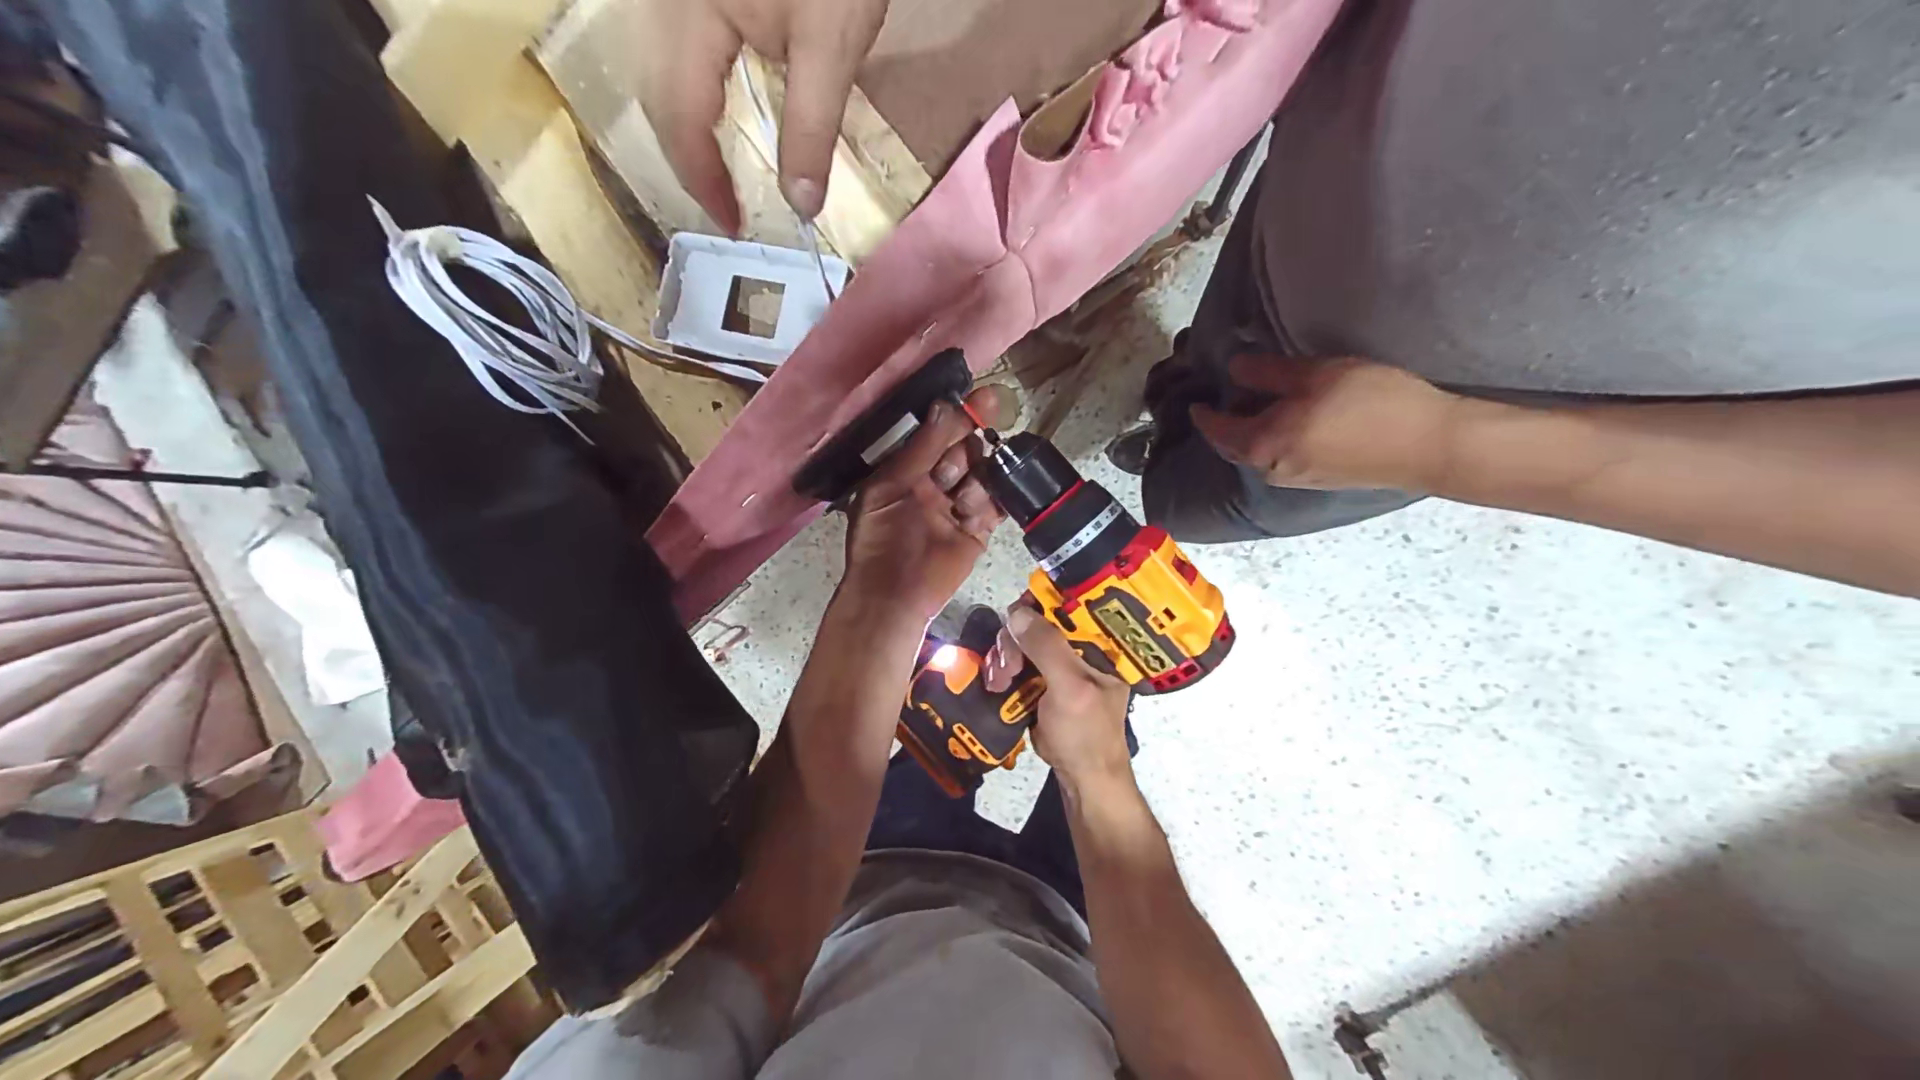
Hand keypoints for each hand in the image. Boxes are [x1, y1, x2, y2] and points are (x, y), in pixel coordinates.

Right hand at [637, 0, 890, 233]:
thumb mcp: (831, 45)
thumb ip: (811, 129)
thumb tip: (801, 205)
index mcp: (684, 13)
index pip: (678, 119)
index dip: (702, 181)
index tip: (733, 225)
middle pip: (655, 94)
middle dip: (688, 157)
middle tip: (724, 202)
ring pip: (657, 67)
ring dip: (686, 125)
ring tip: (718, 168)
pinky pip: (672, 42)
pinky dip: (693, 88)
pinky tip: (717, 108)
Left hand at [842, 393, 1003, 621]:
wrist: (894, 595)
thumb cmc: (882, 539)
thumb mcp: (891, 486)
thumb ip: (921, 447)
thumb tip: (945, 406)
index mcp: (907, 468)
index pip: (938, 432)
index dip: (960, 416)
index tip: (984, 400)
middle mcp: (934, 482)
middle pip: (966, 450)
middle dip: (967, 451)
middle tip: (953, 471)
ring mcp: (958, 505)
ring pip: (983, 475)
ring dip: (977, 481)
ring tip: (960, 501)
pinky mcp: (977, 530)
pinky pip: (995, 506)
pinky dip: (991, 504)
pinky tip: (975, 510)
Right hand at [1003, 606, 1133, 792]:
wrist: (1081, 777)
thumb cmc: (1086, 733)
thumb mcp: (1070, 688)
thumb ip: (1047, 648)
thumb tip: (1017, 613)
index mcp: (1103, 642)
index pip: (1073, 602)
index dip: (1043, 601)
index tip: (1016, 613)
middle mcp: (1083, 644)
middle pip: (1041, 619)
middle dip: (1017, 638)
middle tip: (1007, 665)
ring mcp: (1062, 661)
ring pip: (1024, 638)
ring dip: (1006, 655)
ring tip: (999, 680)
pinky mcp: (1044, 676)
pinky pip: (1018, 657)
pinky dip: (1004, 666)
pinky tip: (997, 682)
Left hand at [1190, 355, 1459, 491]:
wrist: (1430, 446)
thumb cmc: (1370, 403)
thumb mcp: (1315, 375)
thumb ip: (1268, 372)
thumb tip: (1233, 368)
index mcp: (1260, 445)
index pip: (1217, 431)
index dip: (1204, 416)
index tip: (1195, 403)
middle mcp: (1270, 470)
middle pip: (1234, 447)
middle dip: (1222, 428)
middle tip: (1220, 404)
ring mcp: (1296, 480)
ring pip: (1257, 455)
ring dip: (1247, 435)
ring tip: (1251, 408)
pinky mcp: (1320, 481)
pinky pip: (1279, 460)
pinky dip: (1269, 442)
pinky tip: (1285, 424)